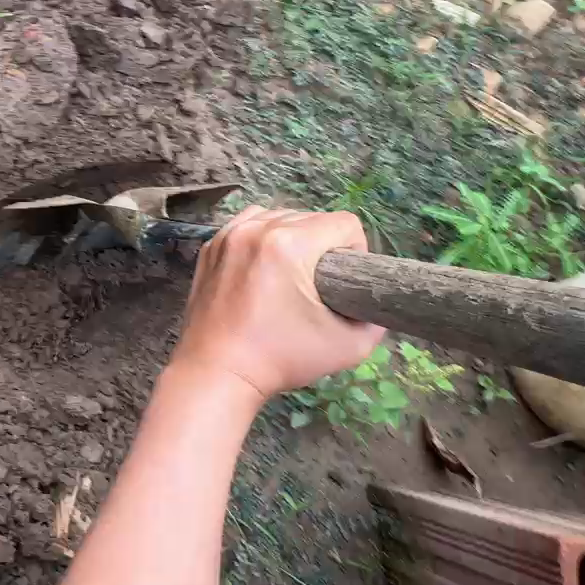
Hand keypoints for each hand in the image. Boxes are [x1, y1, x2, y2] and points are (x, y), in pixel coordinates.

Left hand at [171, 206, 385, 401]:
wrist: (218, 369)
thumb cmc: (281, 357)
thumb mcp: (349, 345)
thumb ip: (374, 318)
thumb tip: (373, 305)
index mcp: (288, 244)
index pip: (343, 224)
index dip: (357, 250)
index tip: (346, 279)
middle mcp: (254, 230)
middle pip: (309, 216)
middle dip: (324, 244)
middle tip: (320, 281)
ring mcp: (226, 236)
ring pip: (275, 215)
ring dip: (292, 235)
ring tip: (294, 270)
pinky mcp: (209, 247)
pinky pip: (244, 225)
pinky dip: (260, 237)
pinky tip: (265, 263)